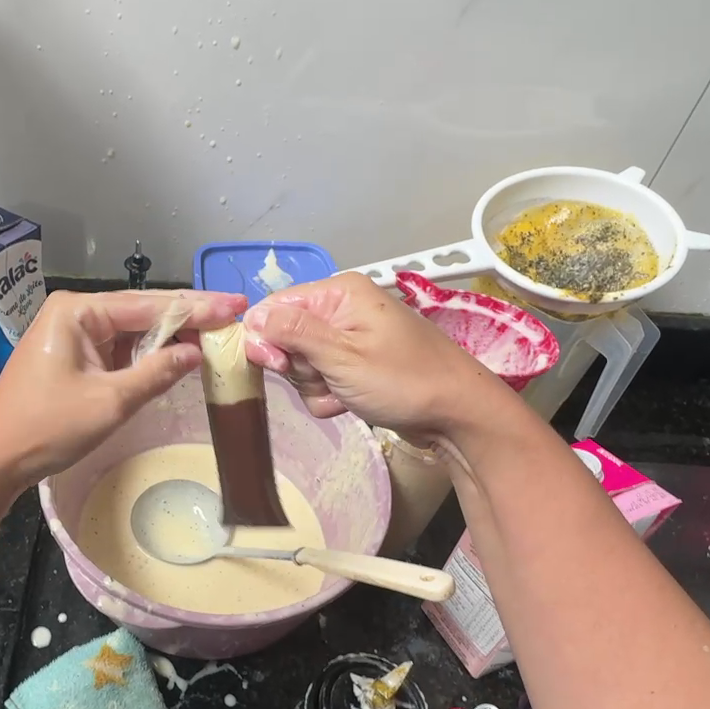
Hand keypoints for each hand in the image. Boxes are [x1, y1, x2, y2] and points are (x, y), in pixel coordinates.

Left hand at [0, 289, 247, 486]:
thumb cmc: (47, 427)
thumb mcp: (110, 402)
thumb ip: (156, 373)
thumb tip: (196, 354)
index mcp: (79, 312)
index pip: (150, 304)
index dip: (196, 307)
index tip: (235, 305)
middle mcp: (77, 314)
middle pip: (144, 312)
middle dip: (188, 317)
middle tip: (235, 315)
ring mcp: (74, 335)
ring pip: (134, 332)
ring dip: (171, 339)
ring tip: (218, 336)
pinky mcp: (75, 357)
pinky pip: (120, 350)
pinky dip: (149, 357)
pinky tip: (181, 357)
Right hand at [243, 274, 510, 435]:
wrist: (458, 414)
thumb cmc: (403, 381)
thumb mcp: (342, 356)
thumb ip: (293, 333)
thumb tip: (252, 316)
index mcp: (338, 294)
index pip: (274, 307)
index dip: (265, 337)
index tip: (275, 365)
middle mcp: (340, 310)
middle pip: (284, 337)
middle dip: (297, 367)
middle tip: (325, 379)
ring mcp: (348, 339)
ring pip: (300, 364)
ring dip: (314, 386)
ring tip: (344, 393)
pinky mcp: (354, 365)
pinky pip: (320, 380)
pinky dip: (328, 395)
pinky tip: (348, 402)